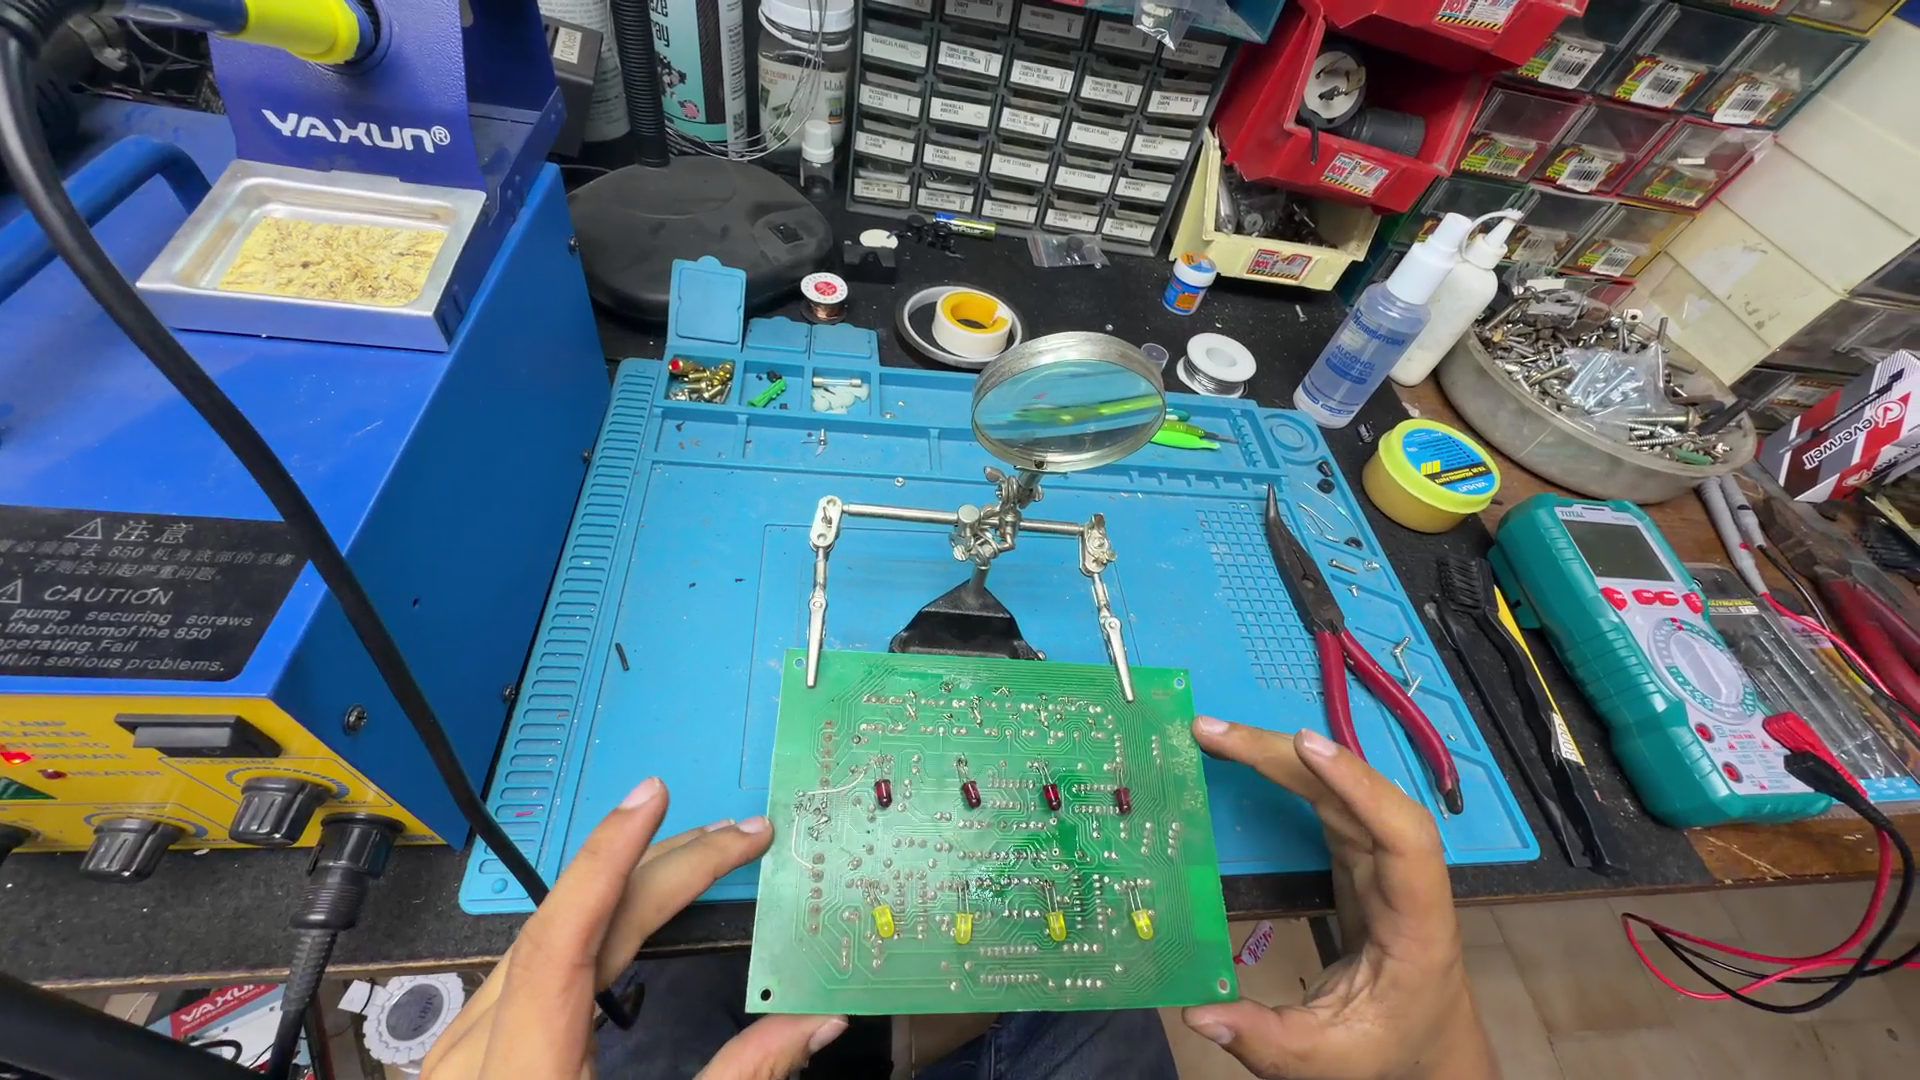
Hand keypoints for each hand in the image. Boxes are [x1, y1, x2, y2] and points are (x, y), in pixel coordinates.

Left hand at [422, 778, 846, 1078]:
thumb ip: (743, 1078)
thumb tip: (822, 1019)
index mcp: (520, 1075)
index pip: (561, 939)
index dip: (608, 856)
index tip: (653, 794)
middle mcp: (479, 1050)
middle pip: (577, 920)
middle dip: (668, 865)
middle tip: (745, 834)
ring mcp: (471, 1047)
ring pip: (558, 929)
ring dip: (638, 881)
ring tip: (706, 850)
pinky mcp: (481, 1047)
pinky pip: (548, 953)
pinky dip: (605, 913)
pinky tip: (641, 899)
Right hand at [1183, 719, 1496, 1079]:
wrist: (1429, 1047)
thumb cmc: (1390, 1050)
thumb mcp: (1328, 1060)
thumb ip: (1266, 1040)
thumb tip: (1194, 1013)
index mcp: (1415, 924)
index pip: (1404, 837)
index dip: (1358, 784)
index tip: (1304, 744)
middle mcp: (1401, 876)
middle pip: (1357, 795)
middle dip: (1287, 756)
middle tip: (1213, 733)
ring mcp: (1378, 859)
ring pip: (1336, 789)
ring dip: (1278, 755)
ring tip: (1215, 736)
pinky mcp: (1357, 854)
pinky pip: (1325, 800)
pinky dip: (1286, 772)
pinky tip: (1249, 755)